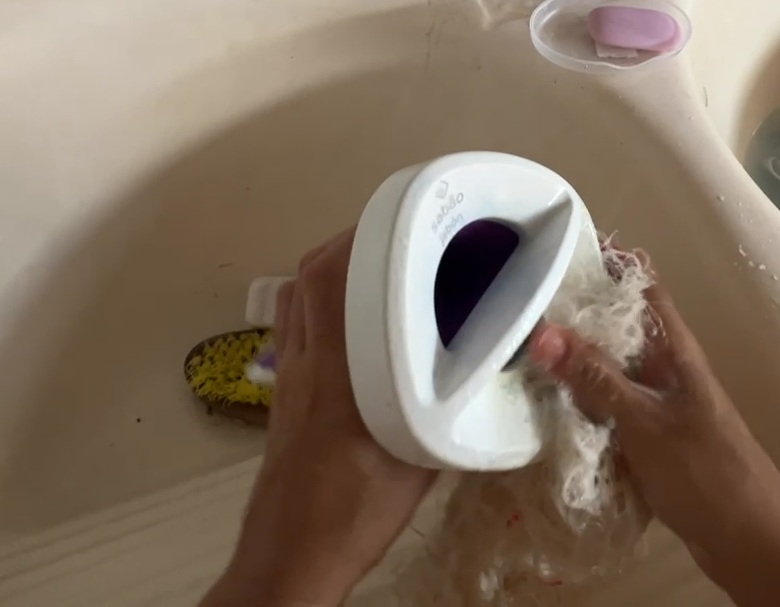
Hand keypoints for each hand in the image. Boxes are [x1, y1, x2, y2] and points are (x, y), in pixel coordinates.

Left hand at [202, 229, 436, 606]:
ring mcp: (289, 371)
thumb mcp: (424, 457)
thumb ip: (457, 405)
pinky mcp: (283, 387)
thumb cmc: (358, 506)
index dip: (360, 240)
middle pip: (310, 276)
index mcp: (339, 368)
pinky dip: (318, 296)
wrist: (291, 557)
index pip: (331, 282)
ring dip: (332, 264)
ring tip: (377, 260)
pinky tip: (352, 308)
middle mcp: (307, 357)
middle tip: (398, 234)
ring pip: (297, 295)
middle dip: (352, 240)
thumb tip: (495, 364)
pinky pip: (293, 319)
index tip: (399, 221)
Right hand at [527, 262, 779, 606]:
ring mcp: (656, 399)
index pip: (638, 283)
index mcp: (673, 345)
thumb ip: (595, 378)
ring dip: (573, 359)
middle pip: (615, 324)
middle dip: (573, 313)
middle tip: (517, 302)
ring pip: (608, 365)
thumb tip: (541, 331)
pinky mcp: (648, 434)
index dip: (604, 260)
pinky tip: (546, 402)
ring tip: (518, 345)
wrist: (752, 544)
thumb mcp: (645, 422)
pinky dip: (580, 399)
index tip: (554, 247)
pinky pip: (607, 403)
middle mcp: (663, 364)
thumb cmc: (707, 472)